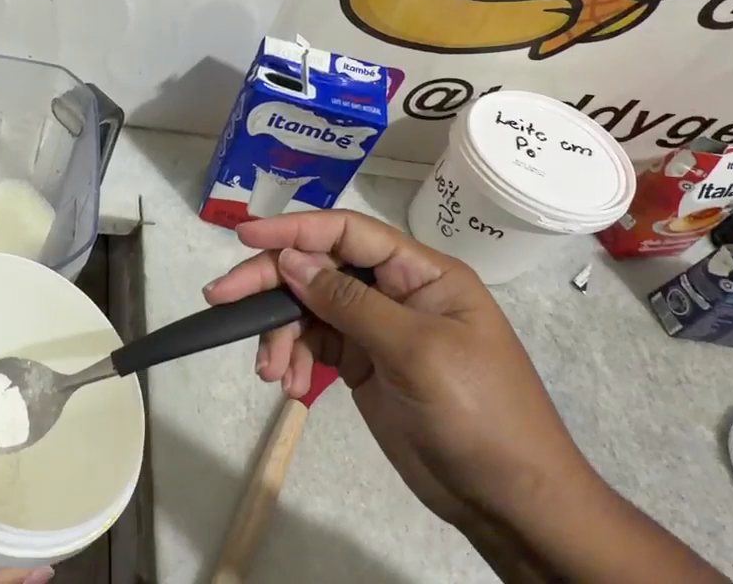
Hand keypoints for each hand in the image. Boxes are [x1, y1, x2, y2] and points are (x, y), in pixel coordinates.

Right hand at [204, 211, 727, 583]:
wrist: (510, 502)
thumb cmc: (479, 416)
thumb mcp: (415, 352)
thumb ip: (348, 302)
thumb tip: (289, 259)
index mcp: (421, 274)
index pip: (347, 232)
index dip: (294, 230)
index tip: (244, 238)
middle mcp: (394, 292)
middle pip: (317, 268)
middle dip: (270, 284)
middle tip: (222, 300)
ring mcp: (375, 329)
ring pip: (306, 308)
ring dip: (280, 335)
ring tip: (272, 373)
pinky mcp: (361, 364)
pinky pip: (312, 344)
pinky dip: (293, 361)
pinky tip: (290, 387)